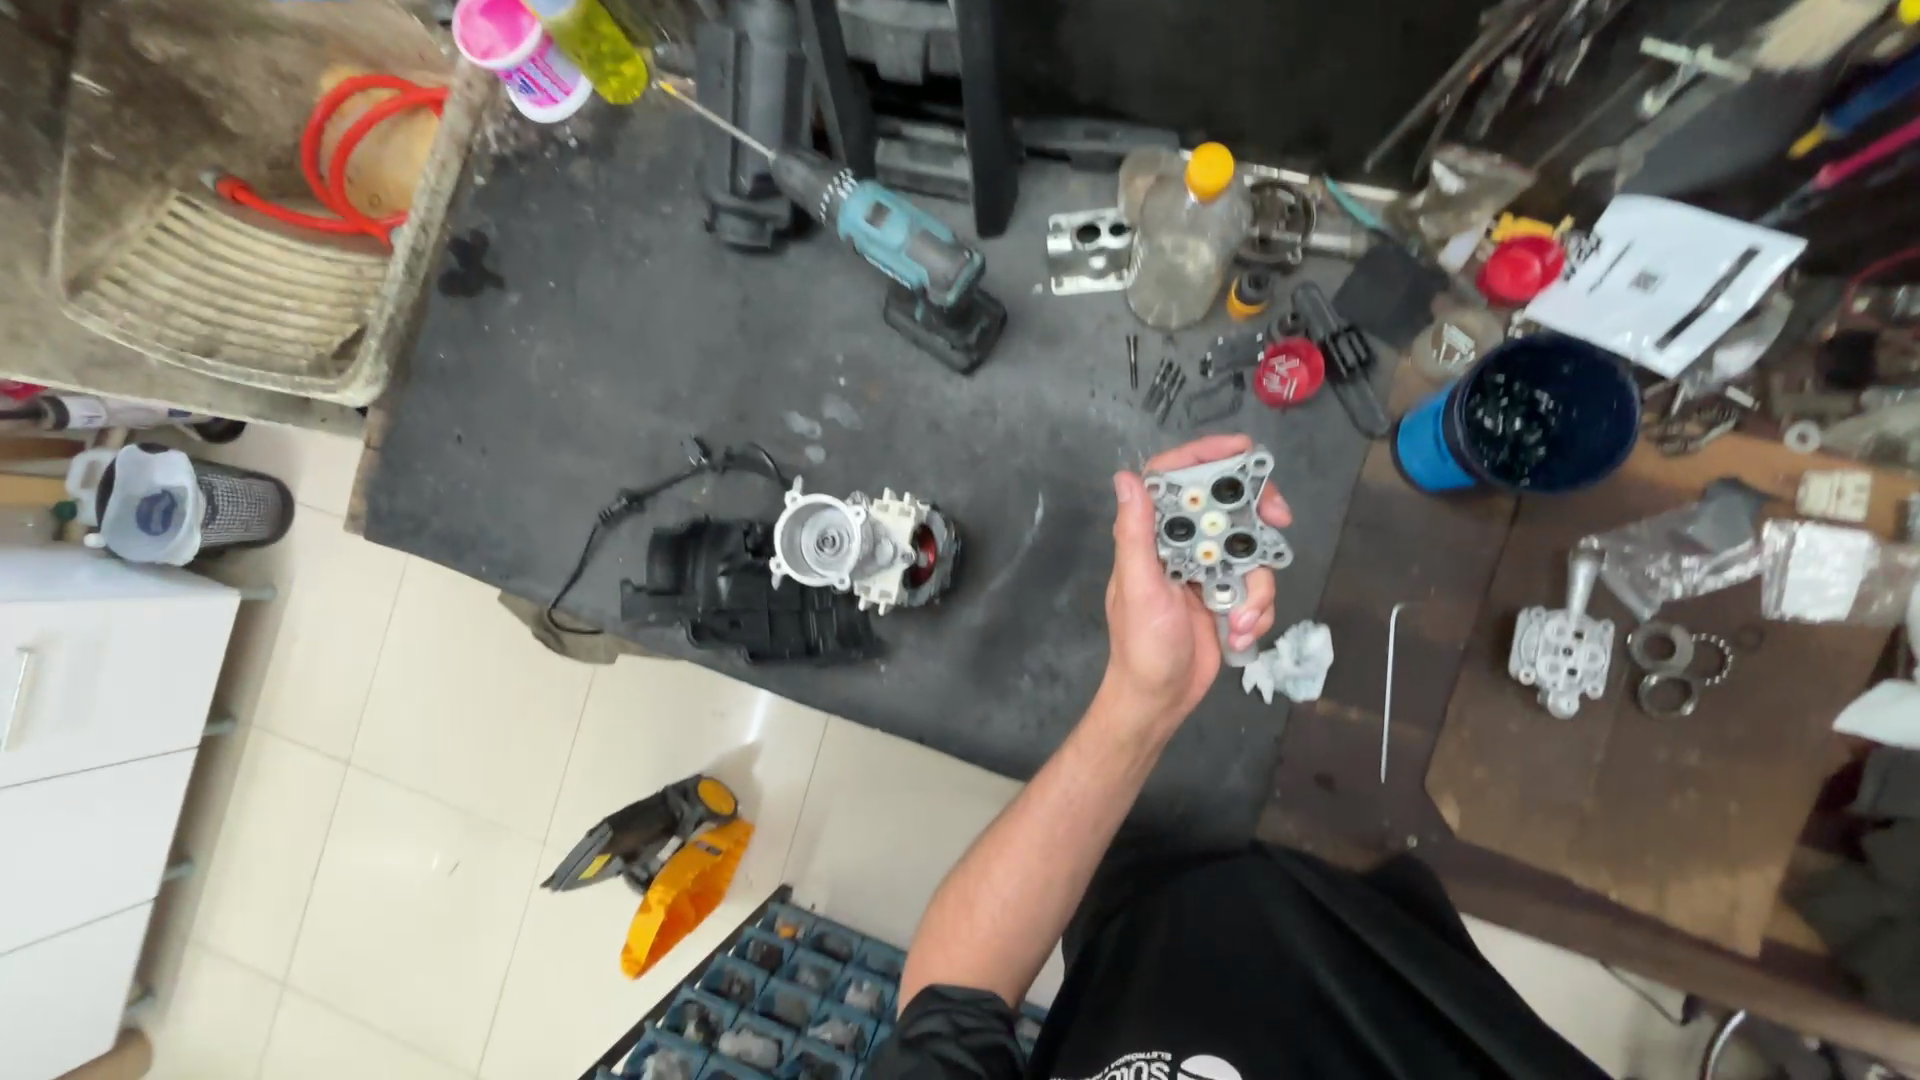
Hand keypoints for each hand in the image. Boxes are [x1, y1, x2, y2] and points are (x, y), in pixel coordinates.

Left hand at [1098, 435, 1291, 737]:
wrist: (1159, 698)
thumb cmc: (1142, 645)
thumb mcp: (1139, 587)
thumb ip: (1135, 534)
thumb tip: (1126, 478)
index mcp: (1151, 537)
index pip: (1173, 480)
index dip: (1204, 456)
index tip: (1243, 450)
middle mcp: (1179, 547)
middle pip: (1225, 507)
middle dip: (1257, 516)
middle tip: (1281, 520)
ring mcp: (1204, 571)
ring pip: (1250, 552)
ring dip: (1256, 587)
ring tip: (1241, 619)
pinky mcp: (1225, 597)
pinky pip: (1256, 586)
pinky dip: (1256, 610)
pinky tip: (1241, 633)